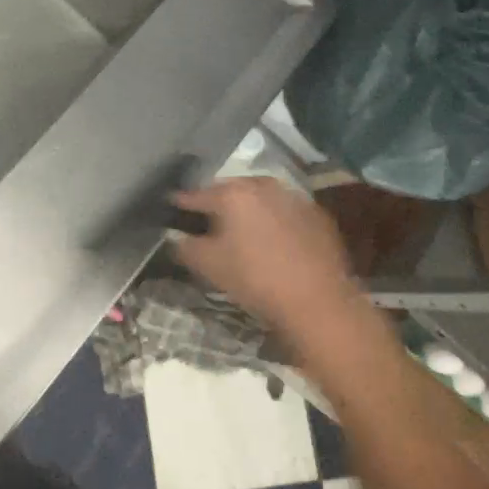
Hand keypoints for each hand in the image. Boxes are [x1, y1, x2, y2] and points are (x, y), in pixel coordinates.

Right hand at [172, 178, 369, 362]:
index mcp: (232, 193)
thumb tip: (175, 237)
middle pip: (230, 190)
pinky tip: (274, 242)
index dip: (180, 204)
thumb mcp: (207, 265)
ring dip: (248, 209)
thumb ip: (184, 246)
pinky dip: (275, 220)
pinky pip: (285, 211)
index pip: (195, 195)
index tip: (170, 209)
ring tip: (242, 231)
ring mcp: (294, 197)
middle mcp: (263, 185)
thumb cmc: (255, 279)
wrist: (318, 302)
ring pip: (260, 198)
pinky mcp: (318, 214)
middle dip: (217, 203)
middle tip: (208, 223)